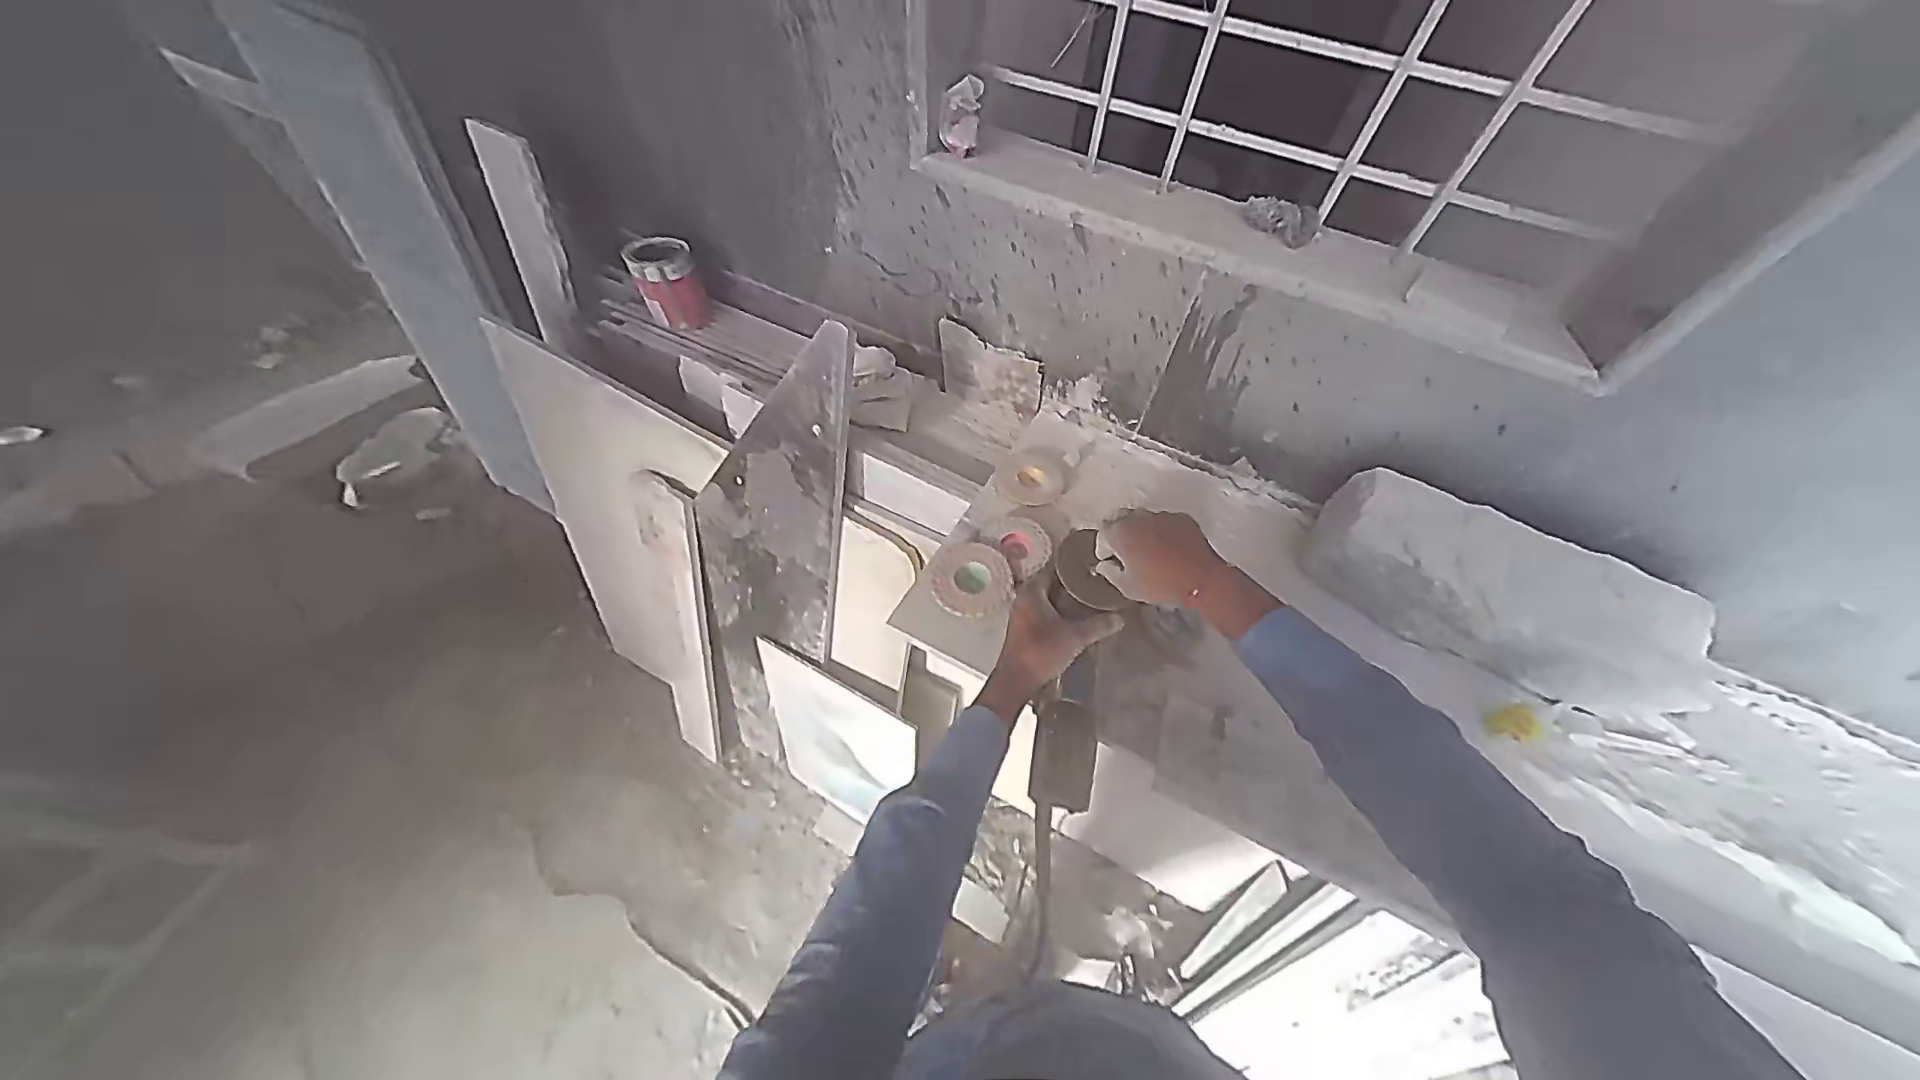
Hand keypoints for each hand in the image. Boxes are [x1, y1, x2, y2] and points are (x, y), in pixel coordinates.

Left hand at [974, 575, 1123, 723]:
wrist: (1016, 680)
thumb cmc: (1042, 652)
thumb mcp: (1075, 637)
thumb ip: (1098, 625)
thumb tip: (1120, 617)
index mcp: (1032, 591)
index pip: (1054, 568)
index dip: (1073, 566)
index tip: (1093, 564)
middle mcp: (1024, 597)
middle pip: (1052, 582)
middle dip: (1072, 582)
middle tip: (1097, 581)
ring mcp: (1022, 612)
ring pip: (1048, 597)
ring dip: (1066, 597)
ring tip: (1091, 596)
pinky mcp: (1024, 626)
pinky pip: (1044, 609)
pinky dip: (1059, 609)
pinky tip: (1076, 615)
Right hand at [1095, 510, 1282, 638]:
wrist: (1202, 580)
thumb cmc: (1161, 585)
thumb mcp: (1128, 588)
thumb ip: (1110, 573)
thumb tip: (1106, 565)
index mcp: (1122, 533)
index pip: (1104, 532)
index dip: (1105, 546)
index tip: (1110, 558)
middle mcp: (1139, 518)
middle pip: (1122, 520)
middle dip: (1122, 533)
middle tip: (1128, 552)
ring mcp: (1162, 515)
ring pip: (1145, 519)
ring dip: (1143, 530)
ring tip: (1150, 549)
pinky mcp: (1182, 518)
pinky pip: (1165, 521)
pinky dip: (1163, 531)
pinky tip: (1169, 547)